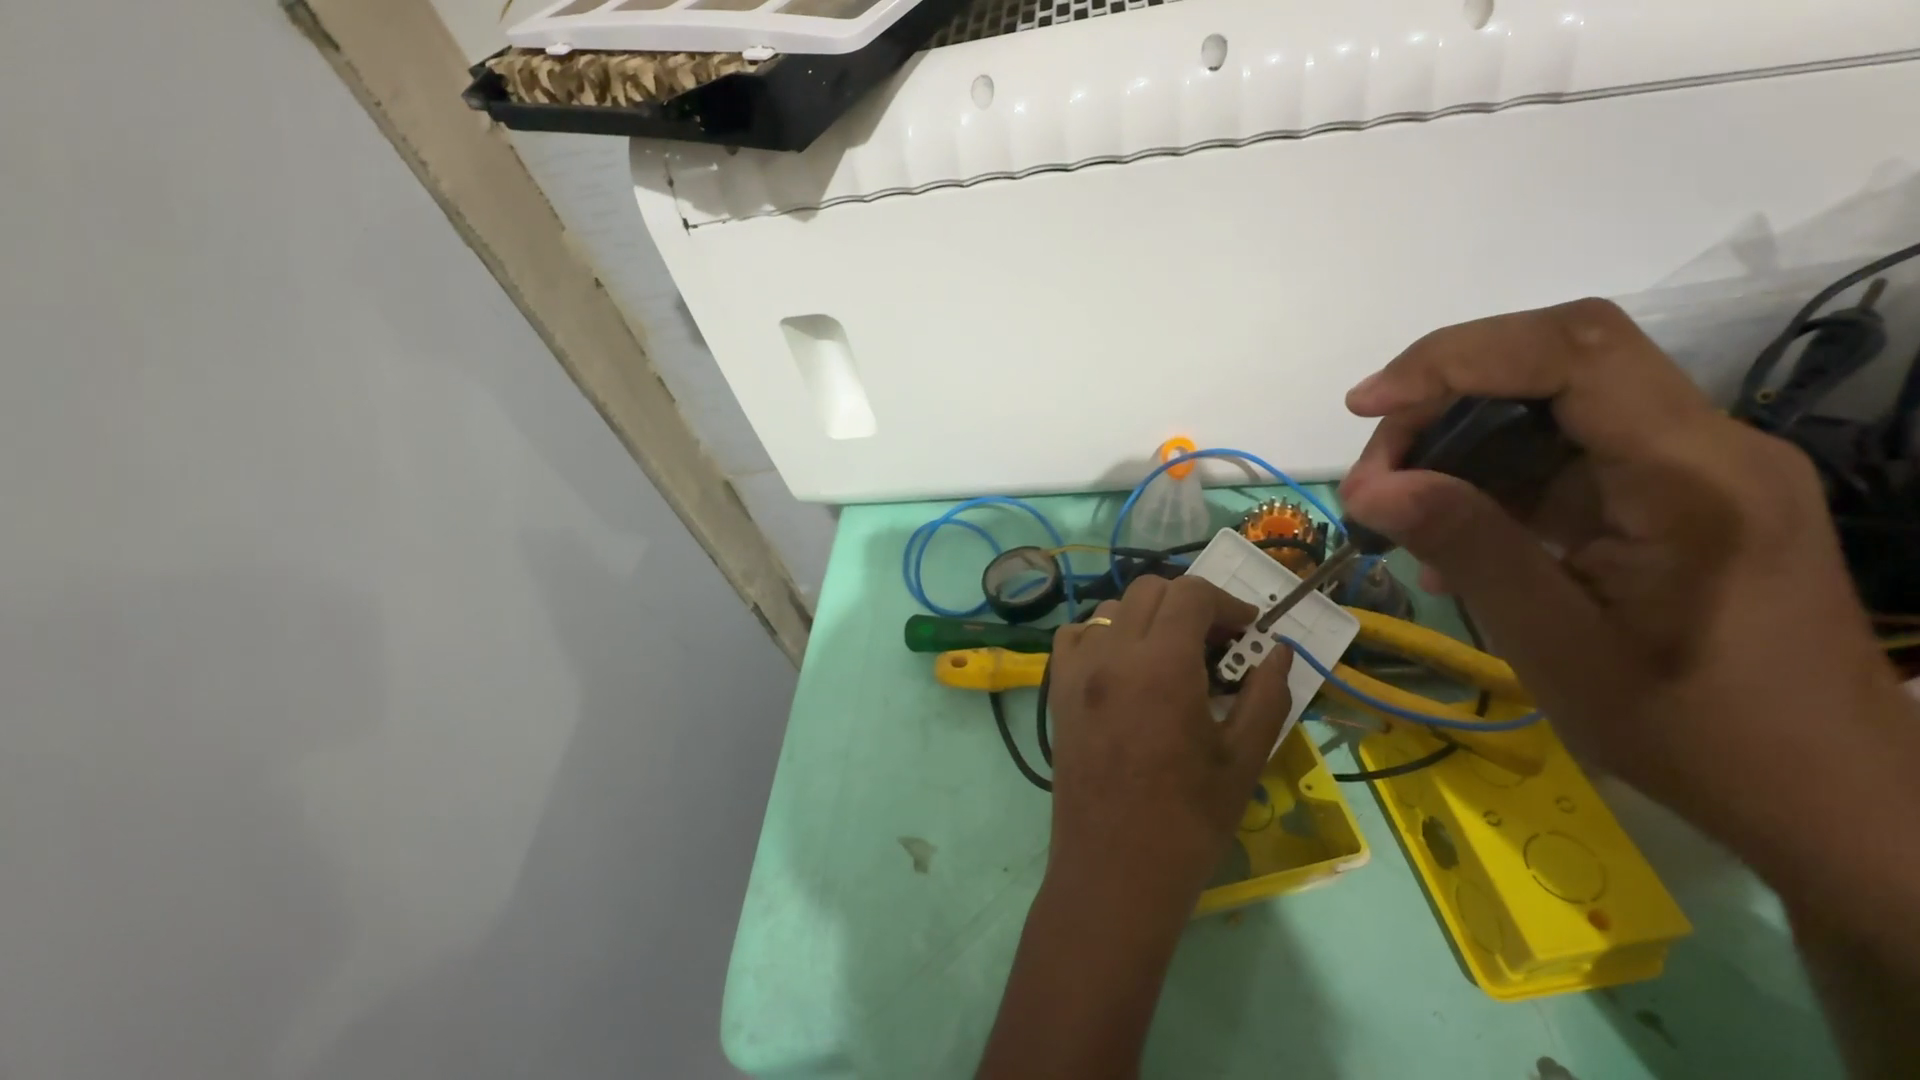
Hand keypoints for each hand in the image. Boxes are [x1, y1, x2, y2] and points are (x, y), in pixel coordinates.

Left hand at [1044, 576, 1294, 915]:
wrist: (1114, 873)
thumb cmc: (1188, 823)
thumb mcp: (1243, 759)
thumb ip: (1266, 695)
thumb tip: (1279, 654)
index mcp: (1160, 666)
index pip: (1190, 595)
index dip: (1227, 603)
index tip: (1248, 632)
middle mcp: (1111, 656)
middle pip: (1149, 591)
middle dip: (1190, 606)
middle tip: (1218, 646)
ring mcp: (1076, 673)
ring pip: (1111, 611)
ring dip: (1147, 619)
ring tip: (1173, 659)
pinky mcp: (1056, 694)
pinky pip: (1076, 639)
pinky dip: (1104, 637)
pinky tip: (1126, 671)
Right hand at [1338, 299, 1911, 858]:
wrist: (1825, 791)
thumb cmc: (1693, 733)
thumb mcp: (1557, 647)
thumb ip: (1469, 548)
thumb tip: (1370, 487)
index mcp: (1693, 476)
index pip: (1575, 353)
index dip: (1456, 358)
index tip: (1367, 406)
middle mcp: (1709, 445)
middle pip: (1556, 368)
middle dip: (1444, 405)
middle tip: (1374, 482)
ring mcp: (1700, 466)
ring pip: (1554, 410)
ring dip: (1461, 446)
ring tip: (1398, 512)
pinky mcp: (1681, 494)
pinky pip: (1573, 459)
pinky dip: (1498, 483)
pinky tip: (1455, 539)